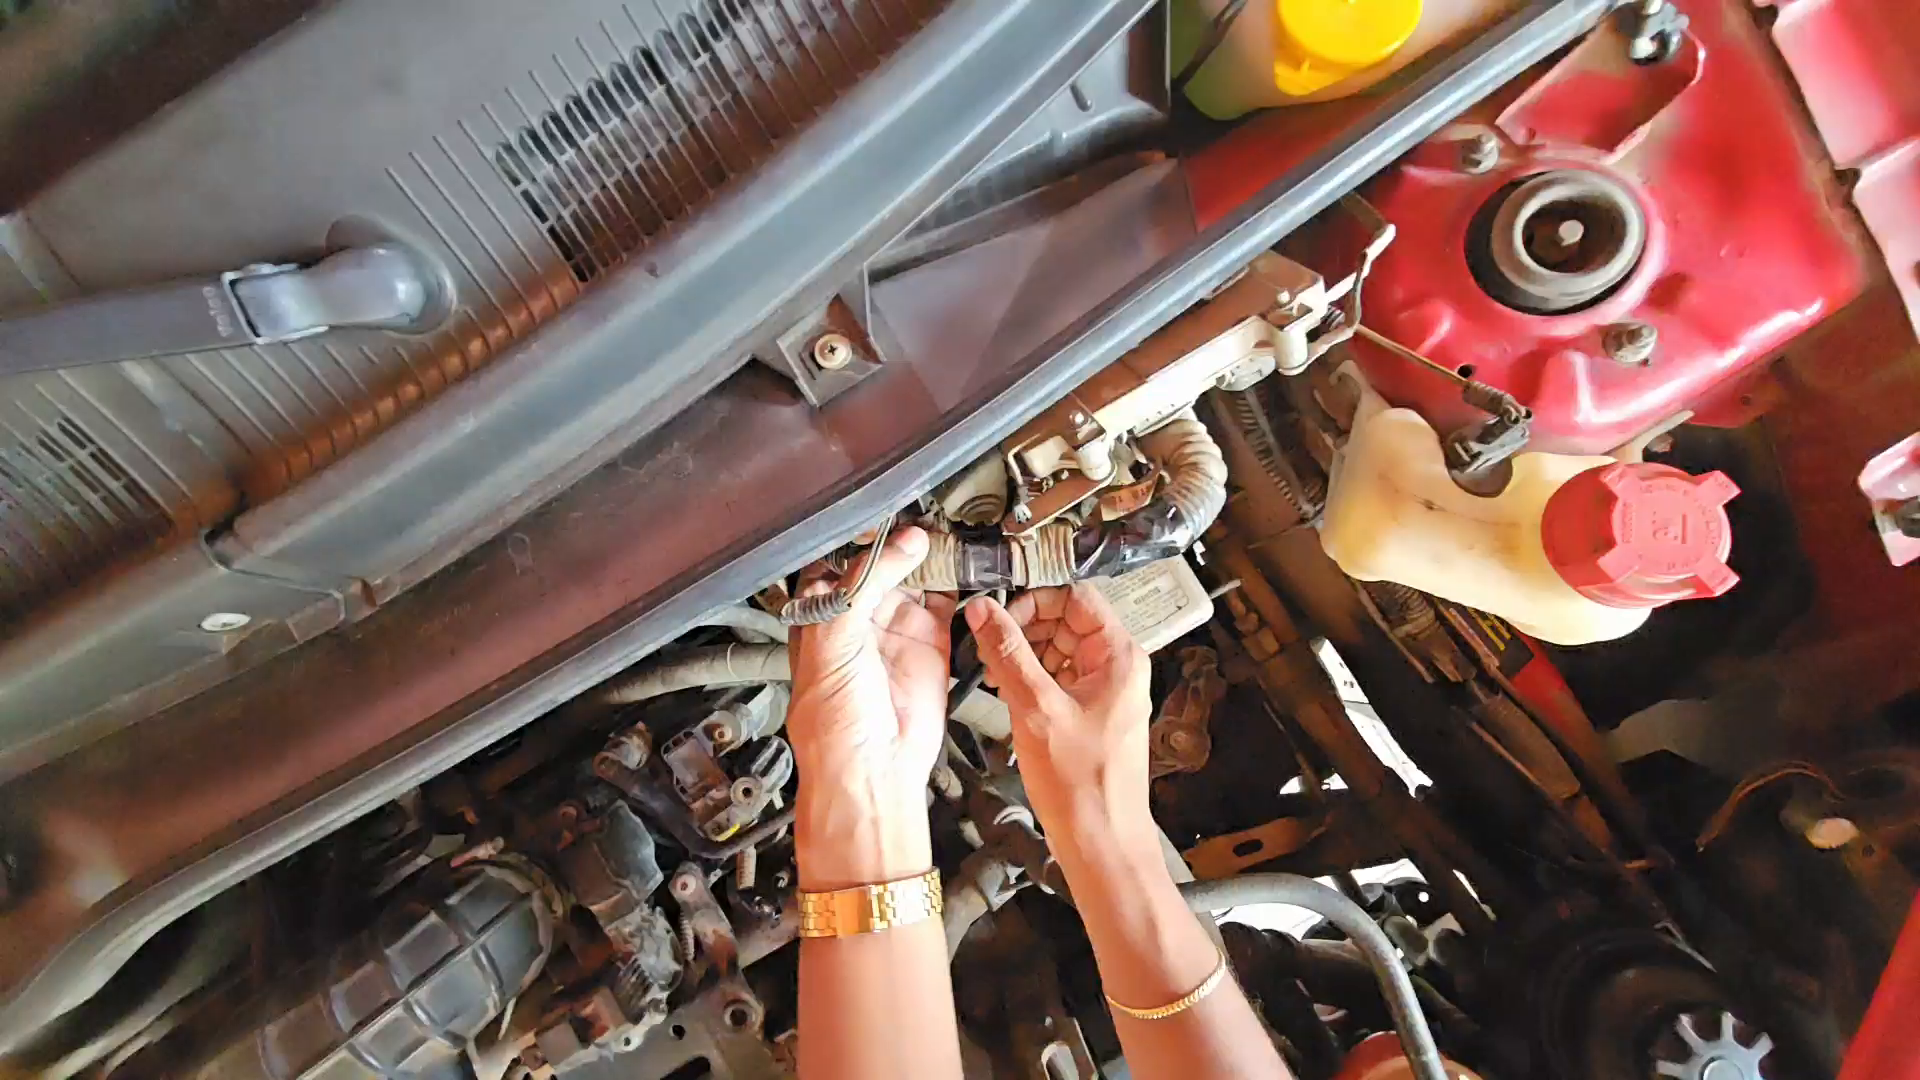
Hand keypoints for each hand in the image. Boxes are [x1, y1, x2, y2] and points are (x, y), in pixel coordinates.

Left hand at [787, 526, 953, 889]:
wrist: (875, 771)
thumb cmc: (833, 722)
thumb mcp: (835, 639)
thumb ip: (864, 584)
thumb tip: (902, 543)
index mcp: (822, 615)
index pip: (838, 559)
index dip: (858, 536)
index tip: (882, 512)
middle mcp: (859, 617)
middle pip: (881, 562)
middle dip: (899, 540)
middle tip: (920, 518)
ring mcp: (897, 628)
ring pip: (915, 576)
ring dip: (929, 556)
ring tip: (943, 535)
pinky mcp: (931, 643)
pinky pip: (946, 601)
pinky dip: (956, 582)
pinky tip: (959, 565)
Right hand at [962, 584, 1154, 861]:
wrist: (1102, 845)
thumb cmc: (1080, 785)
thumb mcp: (1034, 708)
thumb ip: (1007, 652)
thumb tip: (982, 609)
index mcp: (1118, 656)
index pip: (1075, 598)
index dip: (1035, 602)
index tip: (1000, 620)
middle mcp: (1117, 667)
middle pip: (1065, 621)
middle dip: (1024, 631)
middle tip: (989, 652)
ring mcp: (1105, 691)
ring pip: (1058, 650)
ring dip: (1023, 656)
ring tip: (994, 677)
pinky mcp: (1091, 713)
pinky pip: (1058, 678)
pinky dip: (1031, 680)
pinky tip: (1008, 696)